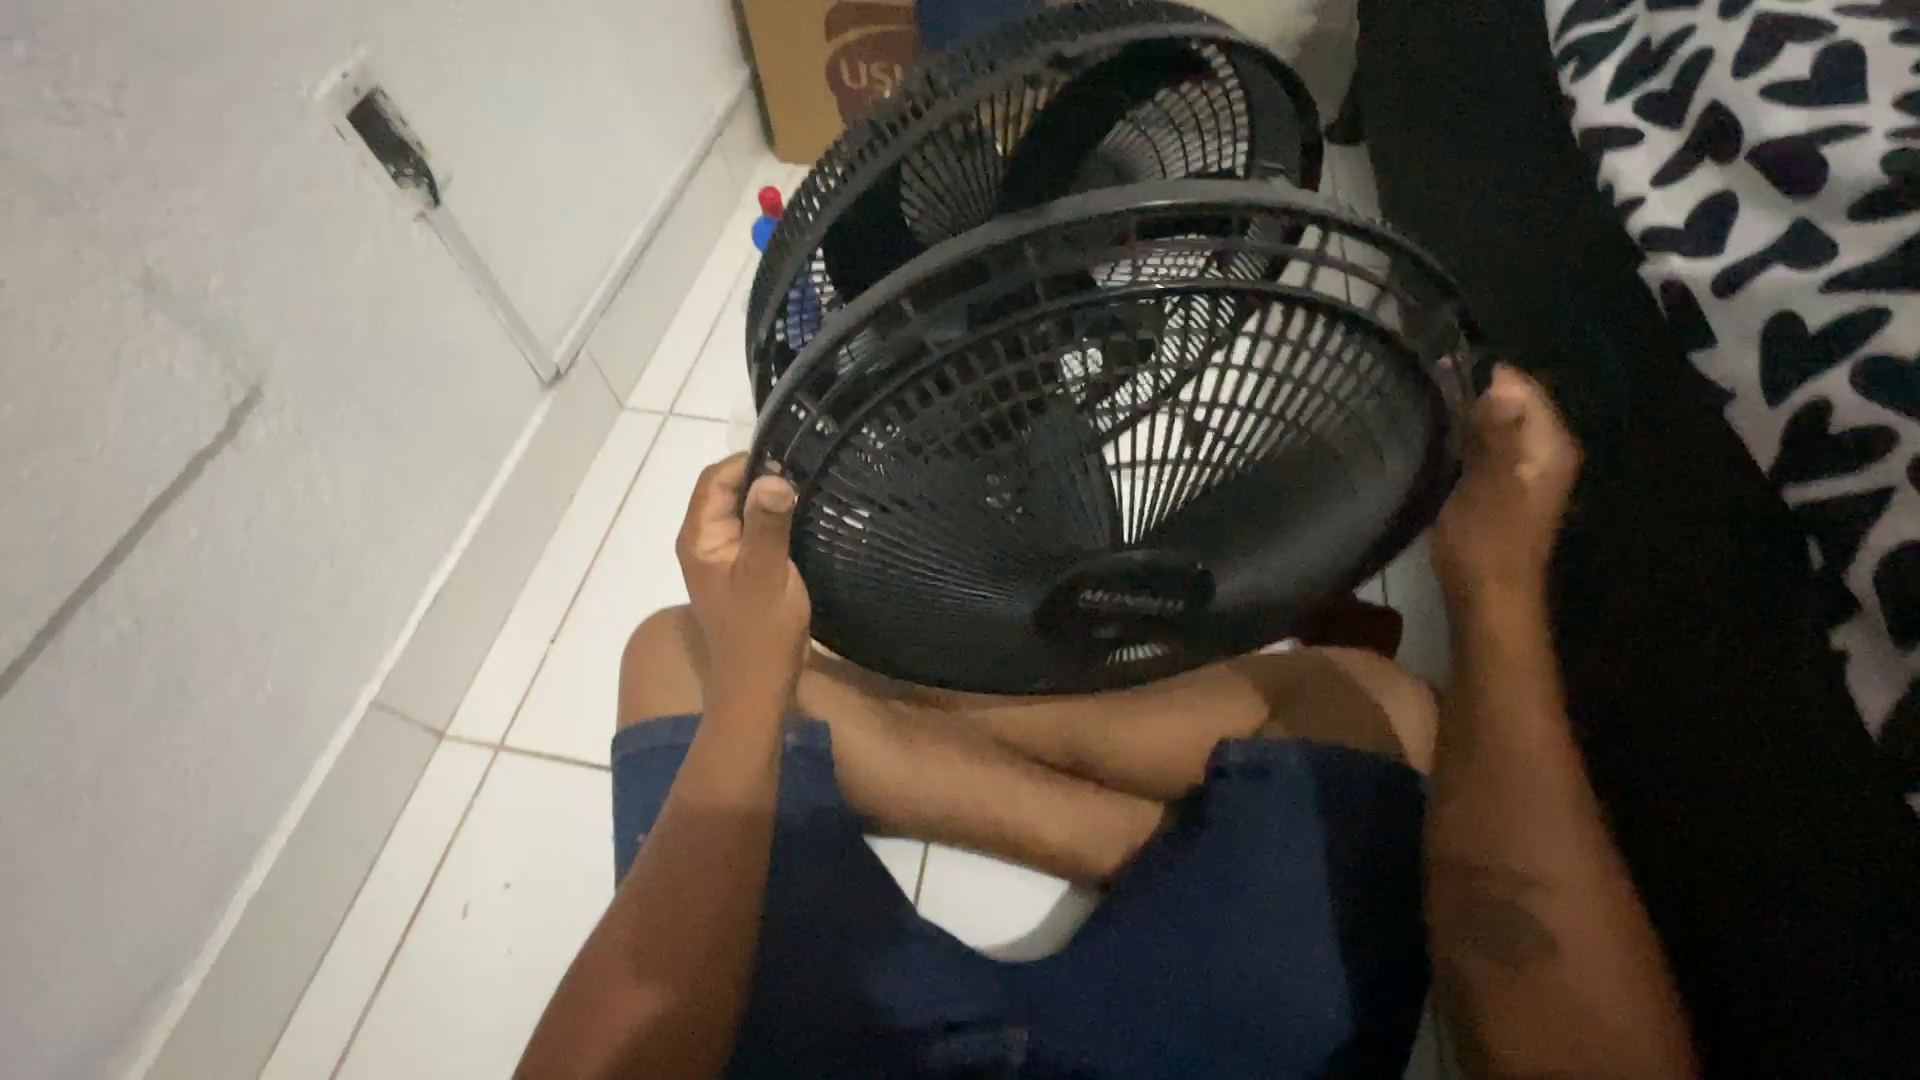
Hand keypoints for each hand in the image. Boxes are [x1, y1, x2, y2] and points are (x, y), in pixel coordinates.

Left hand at [676, 455, 810, 709]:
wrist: (758, 684)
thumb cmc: (760, 630)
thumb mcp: (766, 573)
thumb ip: (767, 524)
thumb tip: (773, 477)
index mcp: (699, 537)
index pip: (714, 479)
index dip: (748, 462)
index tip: (791, 458)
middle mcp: (703, 541)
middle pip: (725, 491)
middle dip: (760, 476)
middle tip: (805, 471)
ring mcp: (721, 557)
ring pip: (741, 510)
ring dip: (768, 498)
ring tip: (808, 490)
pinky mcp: (740, 570)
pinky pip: (753, 531)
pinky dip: (773, 519)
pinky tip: (801, 520)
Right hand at [1432, 364, 1581, 604]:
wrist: (1487, 598)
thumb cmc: (1487, 542)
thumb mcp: (1488, 484)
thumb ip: (1495, 434)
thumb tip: (1498, 383)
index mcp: (1548, 446)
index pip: (1522, 387)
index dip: (1482, 373)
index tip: (1435, 365)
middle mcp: (1544, 452)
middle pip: (1509, 405)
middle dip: (1470, 393)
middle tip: (1419, 386)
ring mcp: (1523, 472)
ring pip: (1493, 427)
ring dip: (1462, 418)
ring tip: (1418, 408)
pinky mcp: (1499, 489)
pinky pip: (1482, 449)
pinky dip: (1460, 441)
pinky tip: (1430, 443)